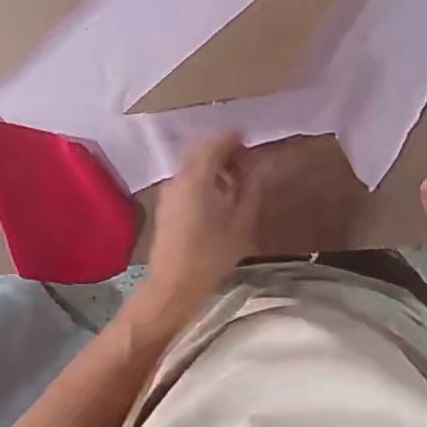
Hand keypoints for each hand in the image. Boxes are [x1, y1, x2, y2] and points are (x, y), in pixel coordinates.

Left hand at [136, 133, 264, 320]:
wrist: (172, 286)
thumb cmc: (209, 259)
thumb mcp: (241, 224)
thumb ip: (252, 189)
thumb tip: (261, 167)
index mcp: (196, 178)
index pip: (215, 141)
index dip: (235, 140)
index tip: (252, 148)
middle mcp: (177, 178)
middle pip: (200, 149)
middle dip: (223, 150)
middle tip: (245, 164)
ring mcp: (168, 191)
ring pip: (190, 163)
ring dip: (212, 164)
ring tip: (235, 182)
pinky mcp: (165, 205)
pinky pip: (184, 179)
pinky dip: (201, 177)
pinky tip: (217, 197)